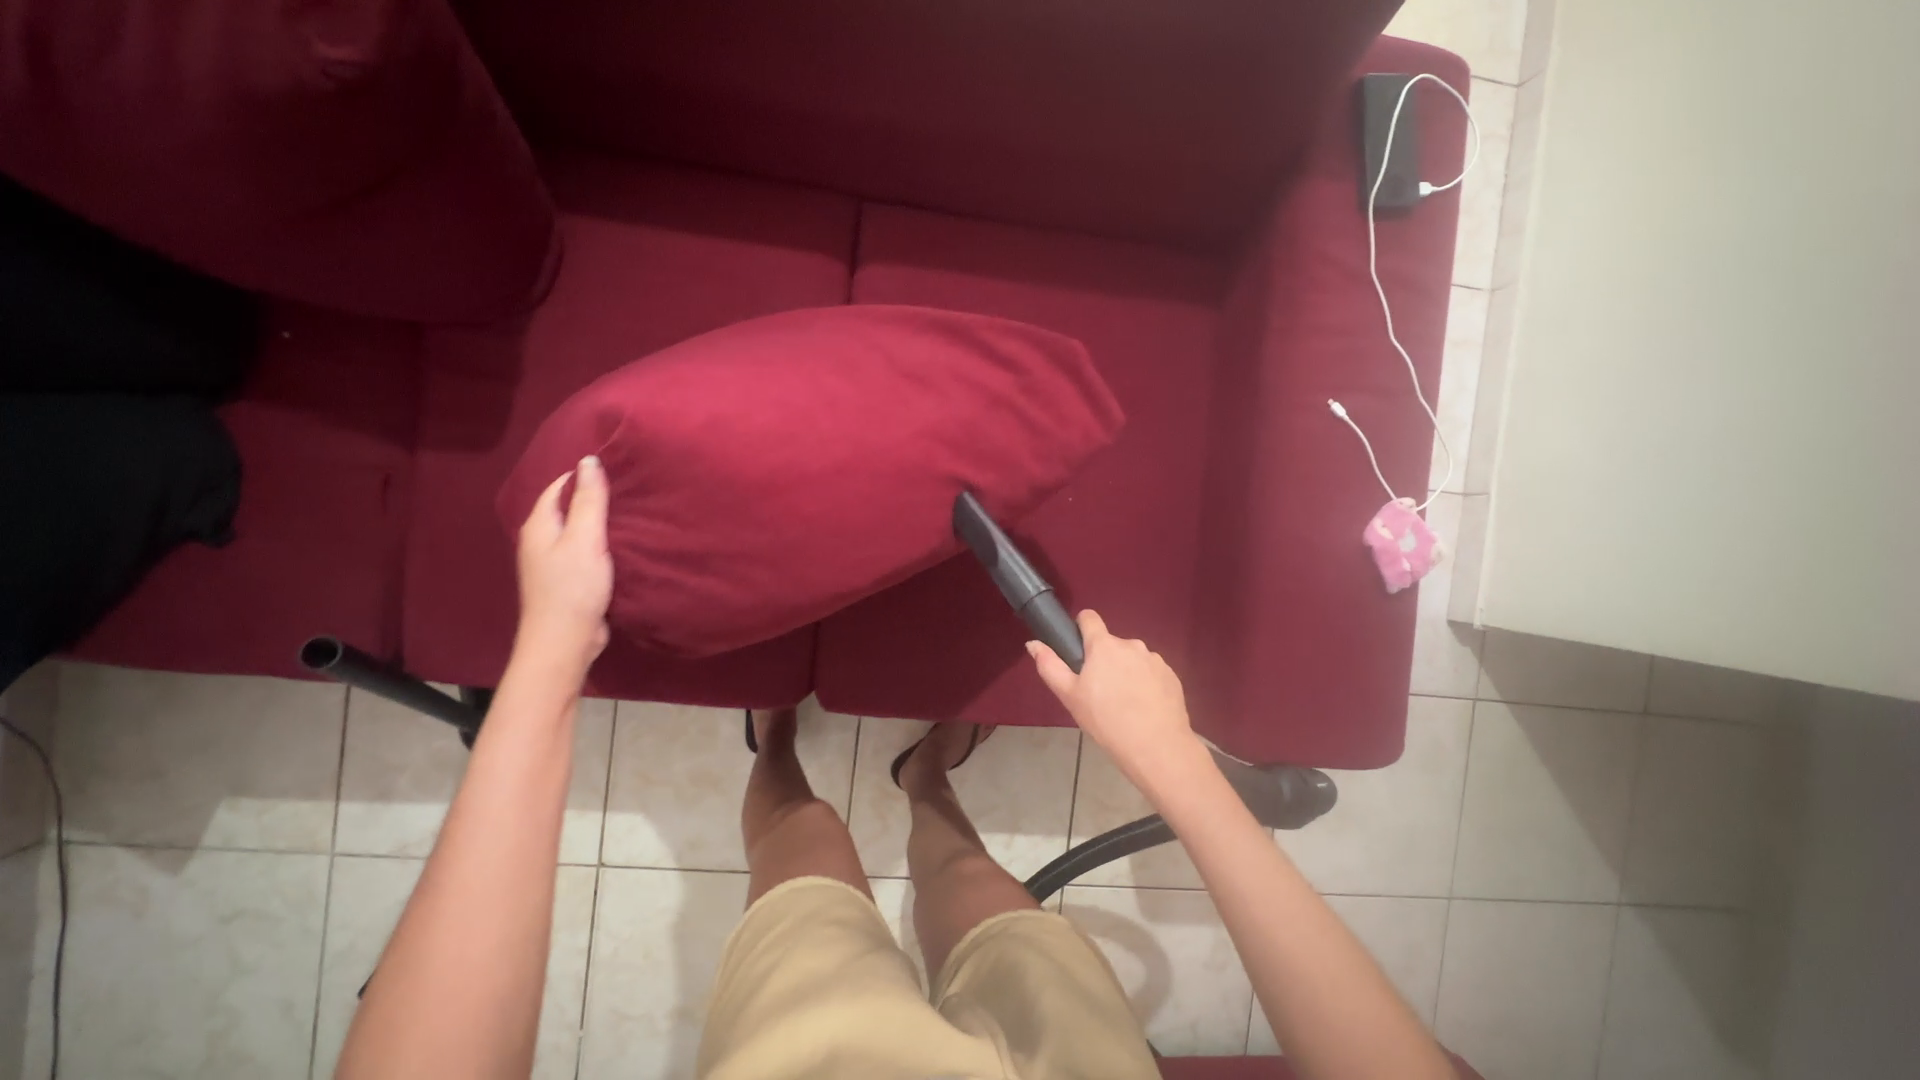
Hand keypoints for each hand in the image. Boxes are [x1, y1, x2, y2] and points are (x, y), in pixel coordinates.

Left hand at [515, 455, 613, 669]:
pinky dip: (600, 547)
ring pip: (576, 532)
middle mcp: (540, 541)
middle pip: (567, 509)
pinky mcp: (566, 582)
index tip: (618, 473)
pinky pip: (583, 553)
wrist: (563, 642)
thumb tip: (588, 460)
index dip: (586, 477)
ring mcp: (551, 563)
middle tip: (629, 493)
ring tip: (631, 516)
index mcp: (539, 525)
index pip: (560, 487)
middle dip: (594, 499)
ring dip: (599, 525)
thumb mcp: (586, 538)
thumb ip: (590, 500)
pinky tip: (621, 548)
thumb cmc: (573, 587)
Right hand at [1028, 610, 1199, 785]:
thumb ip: (1050, 666)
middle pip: (1110, 644)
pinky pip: (1151, 673)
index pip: (1089, 617)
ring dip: (1125, 672)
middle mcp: (1131, 644)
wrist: (1156, 746)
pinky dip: (1144, 684)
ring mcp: (1154, 659)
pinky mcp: (1171, 676)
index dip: (1080, 628)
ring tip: (1123, 705)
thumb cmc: (1106, 721)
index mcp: (1104, 646)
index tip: (1078, 651)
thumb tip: (1033, 643)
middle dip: (1103, 661)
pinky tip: (1142, 708)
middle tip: (1098, 692)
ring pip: (1132, 659)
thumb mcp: (1070, 696)